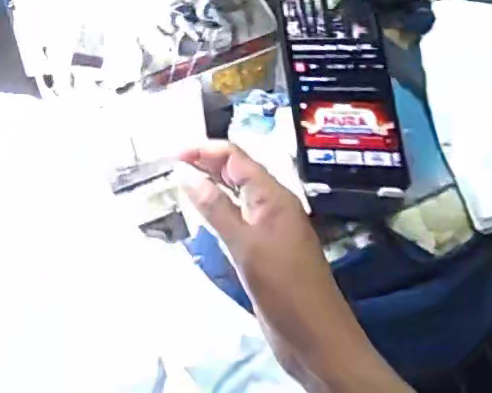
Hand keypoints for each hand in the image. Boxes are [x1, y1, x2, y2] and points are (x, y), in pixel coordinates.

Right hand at [176, 142, 407, 392]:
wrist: (319, 341)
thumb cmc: (286, 290)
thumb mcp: (246, 247)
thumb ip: (216, 210)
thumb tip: (187, 175)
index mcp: (273, 195)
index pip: (235, 157)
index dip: (204, 149)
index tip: (174, 155)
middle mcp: (271, 204)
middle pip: (236, 170)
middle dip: (206, 162)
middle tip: (172, 165)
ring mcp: (269, 227)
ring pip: (236, 193)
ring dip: (211, 184)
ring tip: (181, 181)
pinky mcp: (265, 249)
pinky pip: (238, 217)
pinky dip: (219, 209)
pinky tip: (203, 214)